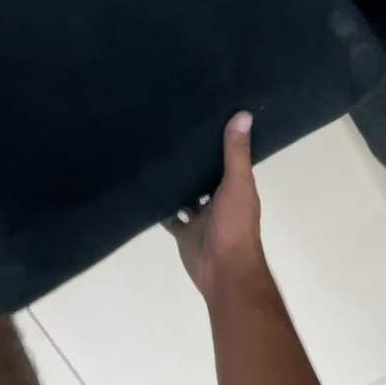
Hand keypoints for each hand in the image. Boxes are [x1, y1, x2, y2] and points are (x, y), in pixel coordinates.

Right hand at [168, 113, 269, 300]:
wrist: (223, 270)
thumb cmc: (235, 226)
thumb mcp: (238, 183)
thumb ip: (236, 153)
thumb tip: (243, 114)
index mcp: (235, 187)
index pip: (226, 158)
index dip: (216, 140)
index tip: (200, 116)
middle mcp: (217, 199)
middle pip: (202, 175)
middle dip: (190, 159)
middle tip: (166, 130)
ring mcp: (199, 216)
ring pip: (184, 193)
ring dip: (174, 180)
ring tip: (151, 153)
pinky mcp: (182, 230)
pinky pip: (167, 214)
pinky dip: (157, 204)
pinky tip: (142, 186)